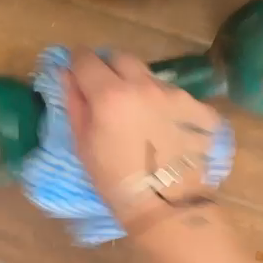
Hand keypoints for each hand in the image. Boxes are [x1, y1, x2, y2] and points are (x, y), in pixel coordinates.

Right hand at [62, 49, 222, 224]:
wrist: (165, 205)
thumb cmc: (114, 179)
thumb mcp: (83, 144)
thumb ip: (74, 103)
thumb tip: (66, 75)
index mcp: (109, 94)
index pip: (86, 58)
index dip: (78, 62)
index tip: (76, 72)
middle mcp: (143, 85)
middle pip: (120, 58)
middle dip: (108, 67)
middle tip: (104, 90)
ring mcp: (174, 94)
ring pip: (148, 76)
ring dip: (137, 86)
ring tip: (136, 115)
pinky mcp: (197, 107)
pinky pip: (173, 95)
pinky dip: (162, 104)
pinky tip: (161, 128)